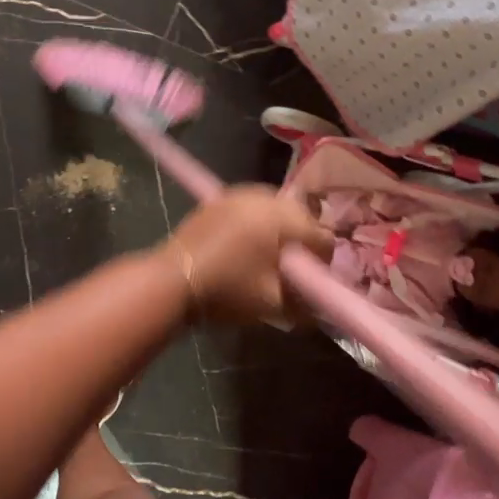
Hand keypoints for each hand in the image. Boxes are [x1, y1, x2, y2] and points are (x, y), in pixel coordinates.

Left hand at [161, 186, 332, 323]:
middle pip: (301, 214)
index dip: (324, 260)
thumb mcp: (274, 304)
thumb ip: (306, 304)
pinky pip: (252, 204)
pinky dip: (260, 219)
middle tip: (297, 266)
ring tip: (274, 254)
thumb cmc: (228, 289)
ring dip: (282, 226)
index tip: (316, 280)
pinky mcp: (220, 198)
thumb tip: (319, 304)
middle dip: (304, 238)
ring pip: (276, 206)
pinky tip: (251, 242)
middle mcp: (264, 198)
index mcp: (282, 220)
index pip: (321, 235)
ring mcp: (239, 194)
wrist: (175, 277)